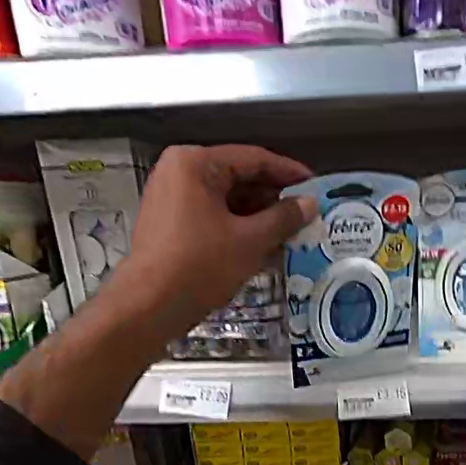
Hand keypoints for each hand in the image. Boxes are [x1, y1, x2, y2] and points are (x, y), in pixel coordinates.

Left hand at [104, 144, 314, 343]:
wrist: (150, 305)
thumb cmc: (199, 265)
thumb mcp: (250, 240)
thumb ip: (284, 218)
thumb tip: (309, 204)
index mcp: (195, 163)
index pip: (253, 159)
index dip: (289, 173)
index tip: (315, 185)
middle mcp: (179, 172)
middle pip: (239, 178)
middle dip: (273, 199)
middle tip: (305, 216)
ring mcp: (171, 197)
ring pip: (227, 200)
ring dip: (258, 217)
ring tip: (290, 235)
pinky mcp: (170, 223)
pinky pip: (213, 216)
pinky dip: (238, 228)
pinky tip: (264, 247)